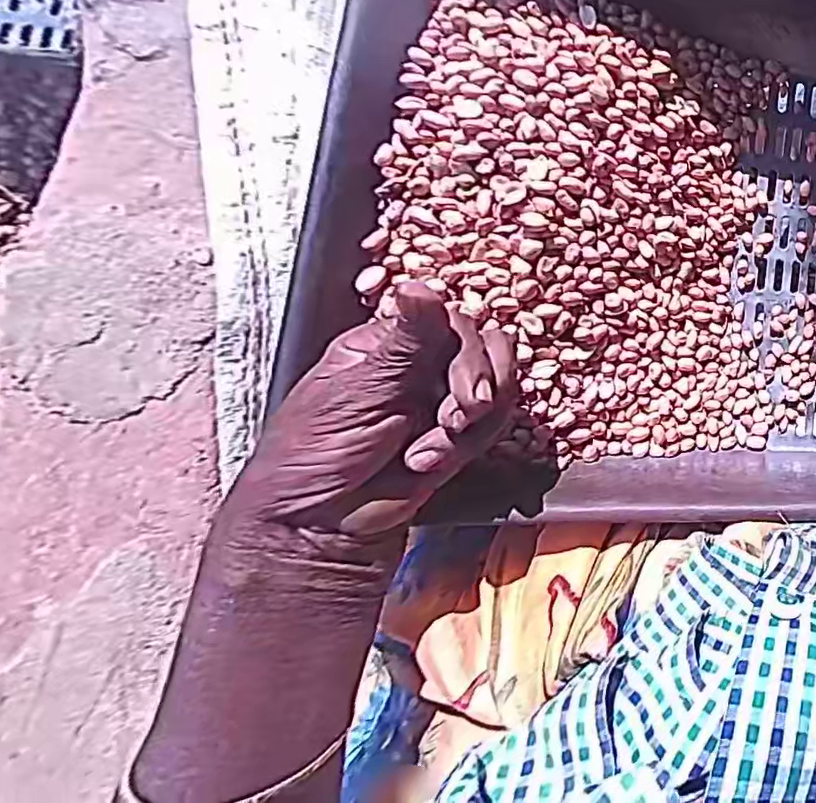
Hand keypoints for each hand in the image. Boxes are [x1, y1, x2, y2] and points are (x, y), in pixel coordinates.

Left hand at [230, 282, 518, 549]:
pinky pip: (498, 419)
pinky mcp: (465, 429)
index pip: (453, 321)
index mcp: (391, 342)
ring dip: (476, 417)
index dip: (469, 348)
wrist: (320, 530)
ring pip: (501, 381)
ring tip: (435, 445)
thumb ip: (403, 341)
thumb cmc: (314, 456)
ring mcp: (447, 395)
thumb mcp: (356, 392)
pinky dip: (471, 443)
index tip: (465, 382)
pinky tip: (431, 461)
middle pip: (487, 347)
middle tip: (458, 417)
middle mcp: (425, 362)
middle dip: (478, 383)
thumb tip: (419, 287)